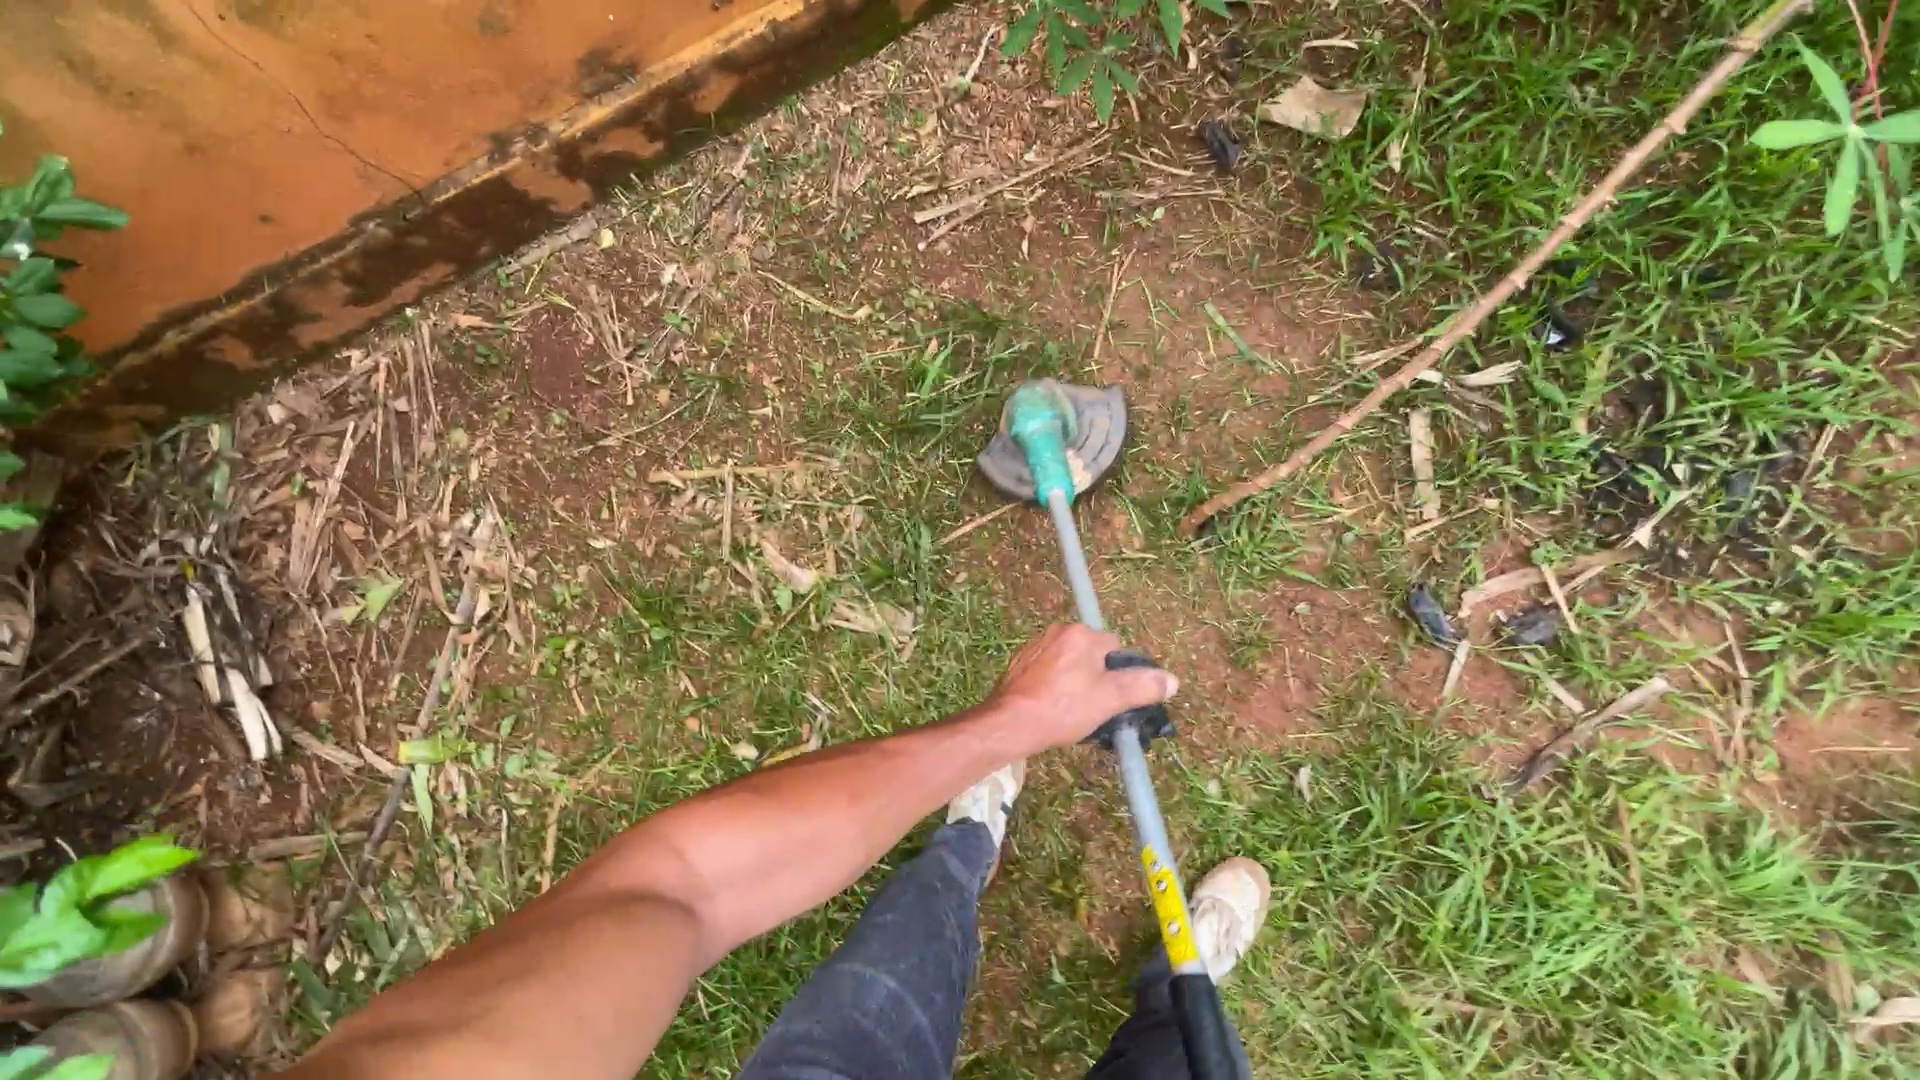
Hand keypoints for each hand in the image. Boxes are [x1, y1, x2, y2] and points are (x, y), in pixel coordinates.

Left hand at [985, 624, 1179, 753]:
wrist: (1010, 724)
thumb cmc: (1063, 709)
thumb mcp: (1110, 700)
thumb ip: (1142, 687)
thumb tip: (1171, 680)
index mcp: (1080, 634)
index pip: (1114, 647)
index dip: (1118, 675)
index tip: (1111, 699)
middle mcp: (1057, 632)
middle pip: (1091, 654)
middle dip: (1096, 679)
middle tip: (1093, 708)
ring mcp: (1035, 647)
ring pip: (1069, 664)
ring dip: (1075, 682)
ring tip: (1071, 712)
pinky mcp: (1019, 664)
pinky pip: (1048, 671)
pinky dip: (1054, 686)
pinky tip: (1052, 708)